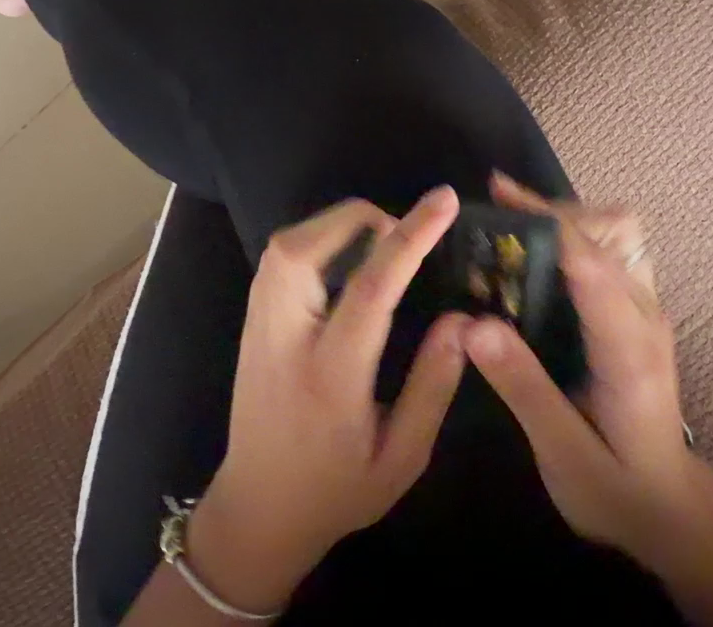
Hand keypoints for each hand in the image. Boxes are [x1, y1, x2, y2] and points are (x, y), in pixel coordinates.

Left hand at [188, 188, 469, 611]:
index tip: (444, 200)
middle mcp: (284, 339)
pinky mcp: (249, 326)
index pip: (372, 286)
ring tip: (379, 240)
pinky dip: (313, 242)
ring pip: (282, 247)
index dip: (411, 236)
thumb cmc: (336, 492)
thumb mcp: (402, 457)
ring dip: (333, 226)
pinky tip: (344, 258)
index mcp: (332, 375)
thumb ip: (432, 385)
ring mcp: (258, 329)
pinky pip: (275, 262)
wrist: (257, 512)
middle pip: (303, 249)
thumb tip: (463, 320)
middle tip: (403, 231)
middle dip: (359, 219)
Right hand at [466, 173, 697, 572]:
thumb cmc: (617, 490)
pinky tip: (528, 251)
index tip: (497, 202)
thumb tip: (473, 324)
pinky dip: (570, 236)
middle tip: (494, 213)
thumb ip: (523, 388)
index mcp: (628, 347)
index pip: (591, 263)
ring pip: (616, 232)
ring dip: (564, 217)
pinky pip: (609, 251)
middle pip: (613, 229)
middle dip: (553, 210)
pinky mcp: (637, 312)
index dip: (545, 224)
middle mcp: (645, 314)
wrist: (671, 510)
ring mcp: (646, 310)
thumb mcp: (563, 453)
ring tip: (506, 221)